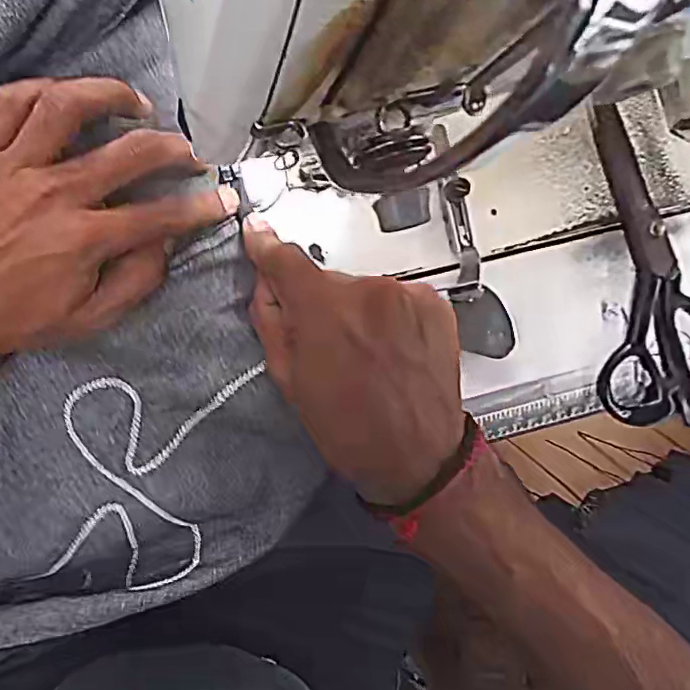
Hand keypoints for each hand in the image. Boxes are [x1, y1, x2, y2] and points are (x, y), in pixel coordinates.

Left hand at [0, 77, 237, 407]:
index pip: (160, 214)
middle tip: (190, 156)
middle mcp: (54, 194)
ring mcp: (17, 168)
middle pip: (130, 151)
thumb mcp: (86, 319)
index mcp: (83, 239)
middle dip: (175, 149)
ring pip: (67, 105)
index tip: (222, 200)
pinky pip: (8, 103)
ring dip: (110, 94)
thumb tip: (164, 245)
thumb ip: (134, 282)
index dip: (201, 207)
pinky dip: (40, 89)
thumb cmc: (16, 318)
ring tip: (136, 105)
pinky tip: (64, 97)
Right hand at [244, 218, 464, 504]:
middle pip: (324, 277)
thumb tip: (265, 286)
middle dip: (317, 302)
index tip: (258, 235)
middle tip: (324, 344)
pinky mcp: (431, 303)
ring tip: (362, 354)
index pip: (285, 258)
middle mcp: (368, 293)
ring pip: (360, 287)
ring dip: (354, 310)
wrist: (415, 454)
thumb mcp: (289, 379)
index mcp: (324, 311)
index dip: (265, 247)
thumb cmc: (354, 429)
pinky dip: (384, 315)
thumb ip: (271, 321)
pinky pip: (392, 295)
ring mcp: (405, 296)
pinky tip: (386, 349)